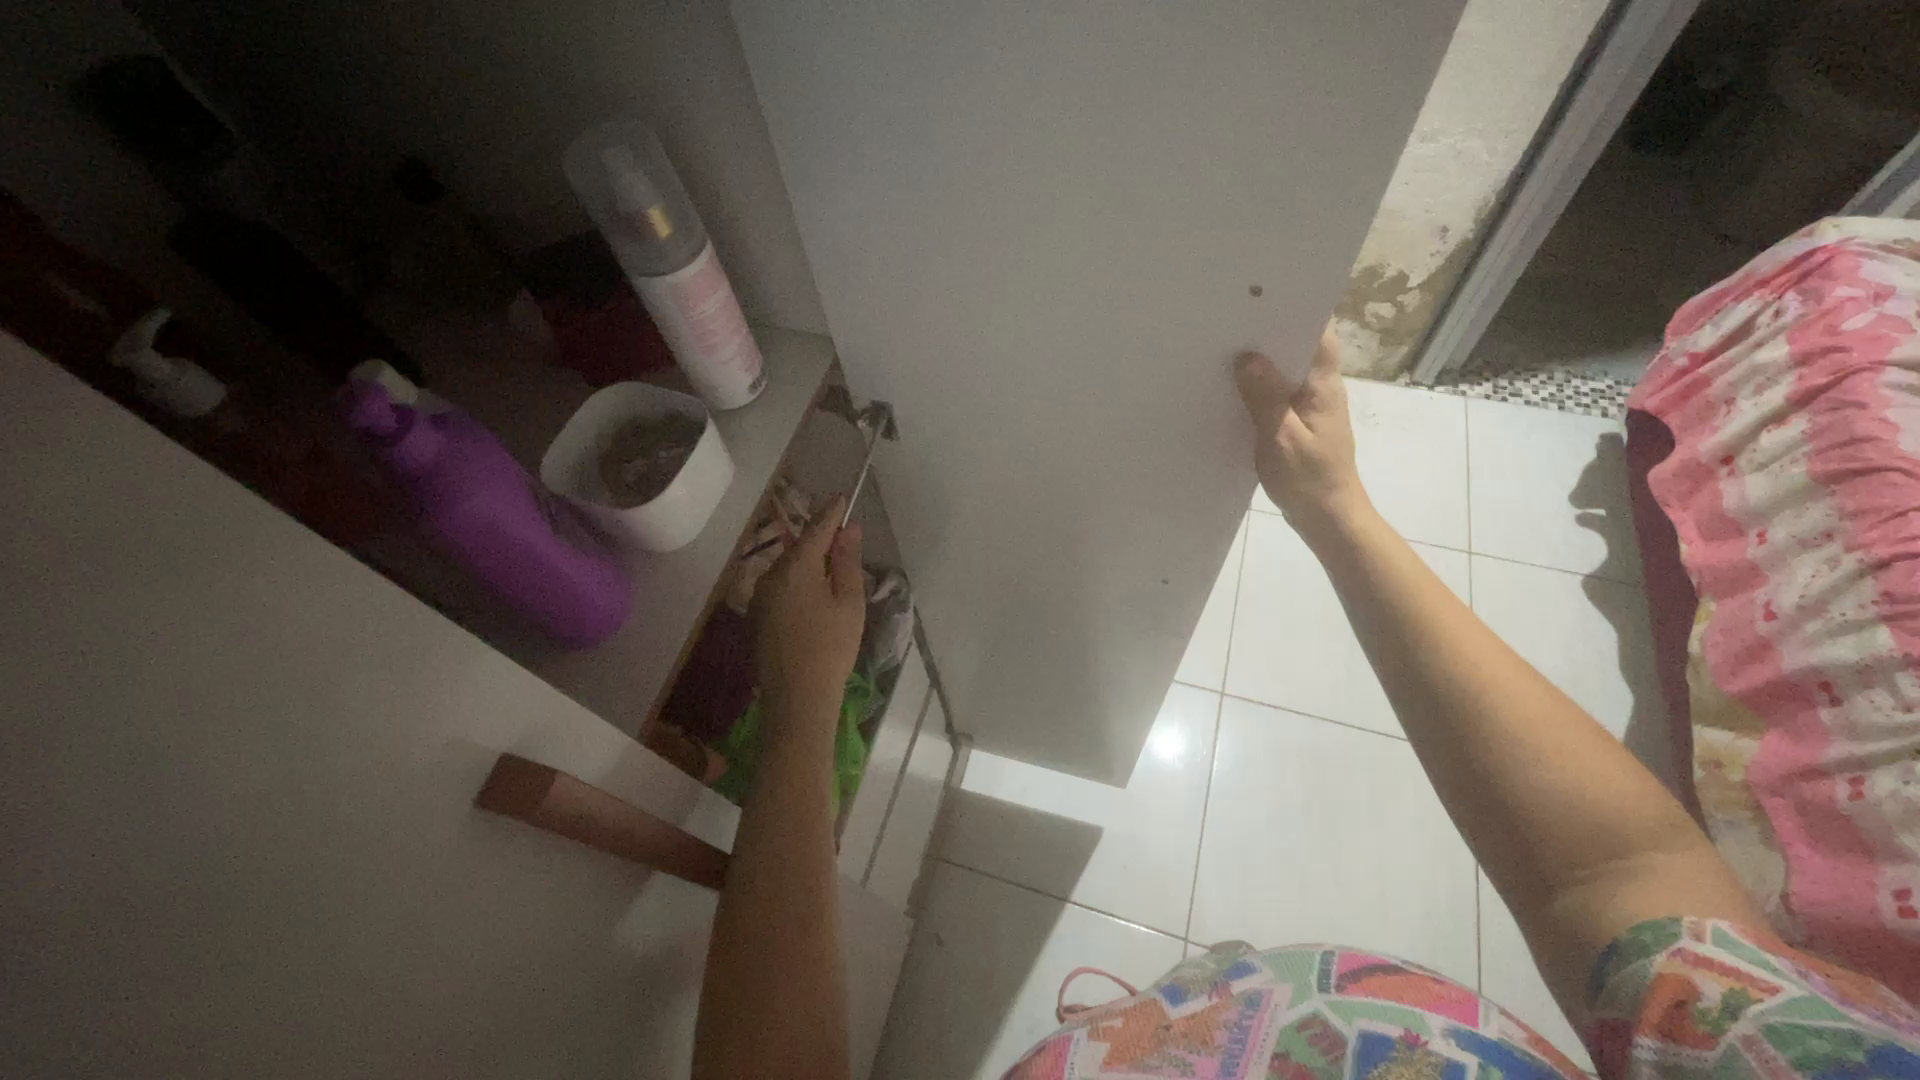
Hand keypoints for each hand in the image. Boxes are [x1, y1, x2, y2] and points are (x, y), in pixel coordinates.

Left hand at [752, 495, 865, 737]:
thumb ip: (847, 560)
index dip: (832, 513)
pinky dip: (797, 586)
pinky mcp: (756, 618)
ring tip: (831, 573)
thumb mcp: (849, 601)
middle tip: (844, 540)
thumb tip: (849, 528)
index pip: (817, 529)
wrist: (797, 697)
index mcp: (796, 567)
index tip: (843, 498)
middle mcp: (771, 575)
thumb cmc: (832, 647)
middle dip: (820, 541)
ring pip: (788, 570)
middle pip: (799, 549)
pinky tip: (812, 601)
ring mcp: (760, 597)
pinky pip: (780, 589)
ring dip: (807, 565)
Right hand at [1234, 327, 1369, 537]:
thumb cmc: (1309, 478)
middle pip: (1298, 347)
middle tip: (1229, 322)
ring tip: (1224, 350)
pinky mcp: (1298, 422)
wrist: (1328, 517)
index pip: (1317, 333)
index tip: (1260, 298)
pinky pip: (1277, 393)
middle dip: (1267, 334)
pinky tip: (1233, 389)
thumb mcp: (1282, 438)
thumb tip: (1246, 357)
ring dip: (1260, 362)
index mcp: (1323, 385)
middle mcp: (1321, 388)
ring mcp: (1311, 405)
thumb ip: (1266, 397)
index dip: (1293, 311)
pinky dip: (1258, 387)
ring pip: (1285, 371)